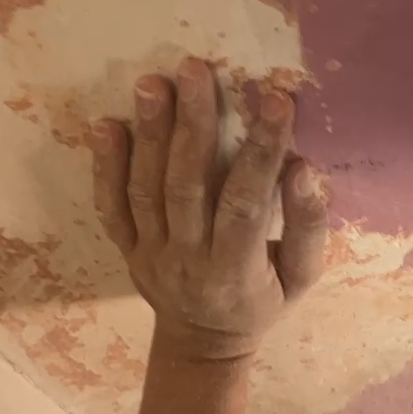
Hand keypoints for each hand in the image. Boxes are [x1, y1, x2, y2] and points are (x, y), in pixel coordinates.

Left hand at [91, 58, 328, 361]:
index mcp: (235, 273)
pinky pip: (110, 208)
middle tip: (195, 69)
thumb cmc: (263, 303)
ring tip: (152, 83)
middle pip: (186, 187)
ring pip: (145, 190)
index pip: (246, 204)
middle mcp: (187, 261)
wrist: (204, 343)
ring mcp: (150, 254)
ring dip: (148, 134)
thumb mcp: (301, 278)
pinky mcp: (126, 248)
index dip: (261, 151)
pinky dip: (105, 167)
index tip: (276, 99)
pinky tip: (104, 125)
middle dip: (193, 125)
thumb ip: (308, 227)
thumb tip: (304, 169)